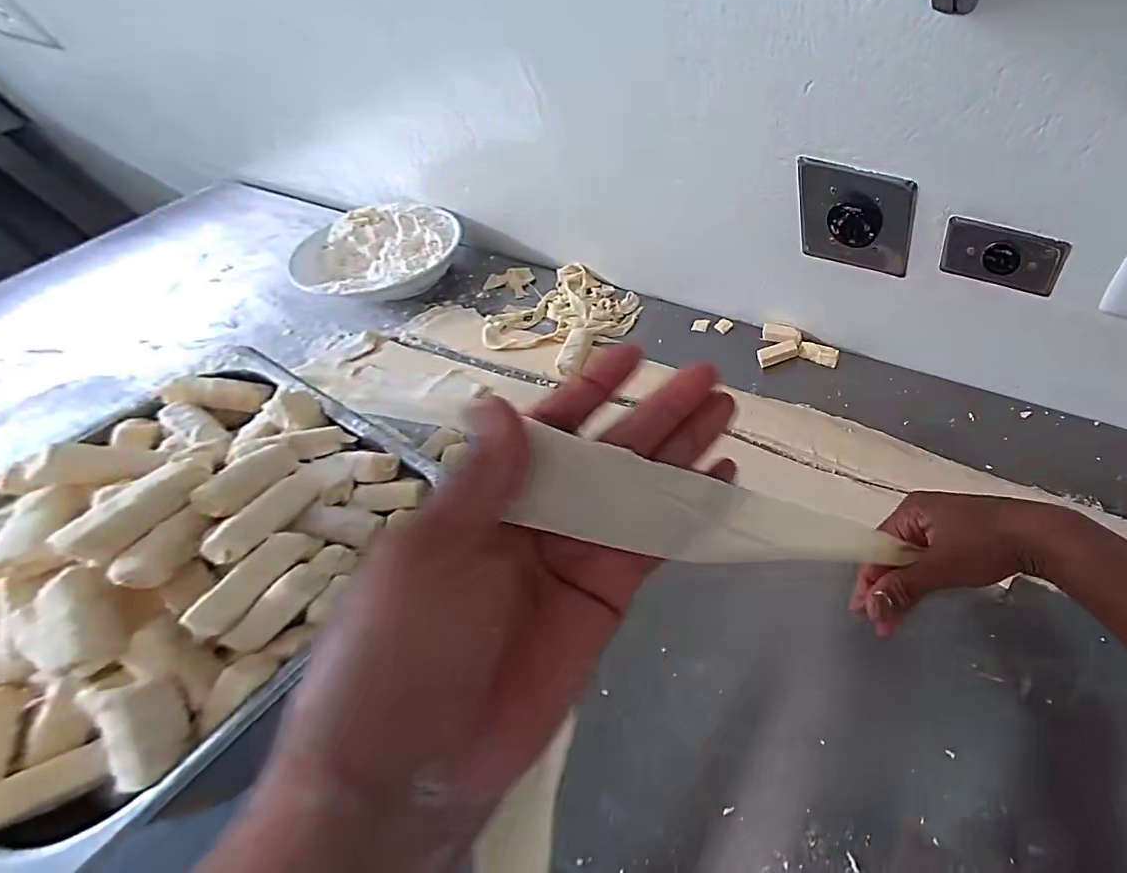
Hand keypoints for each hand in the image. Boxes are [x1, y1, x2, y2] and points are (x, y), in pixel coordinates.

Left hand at [205, 345, 736, 870]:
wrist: (413, 771)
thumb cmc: (400, 654)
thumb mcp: (426, 558)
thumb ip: (482, 482)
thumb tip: (503, 406)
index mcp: (490, 499)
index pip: (551, 430)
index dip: (592, 391)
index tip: (631, 356)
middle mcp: (543, 516)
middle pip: (615, 452)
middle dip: (661, 411)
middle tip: (707, 376)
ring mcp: (582, 552)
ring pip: (646, 487)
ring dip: (687, 449)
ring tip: (726, 412)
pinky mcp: (613, 590)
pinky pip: (659, 539)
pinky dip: (691, 508)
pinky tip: (722, 478)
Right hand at [848, 492, 1077, 636]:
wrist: (1034, 535)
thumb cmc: (984, 544)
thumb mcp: (940, 567)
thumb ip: (904, 587)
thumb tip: (871, 606)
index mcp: (913, 510)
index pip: (877, 546)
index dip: (868, 581)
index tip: (863, 614)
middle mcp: (923, 513)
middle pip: (893, 553)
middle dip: (885, 589)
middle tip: (881, 625)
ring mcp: (942, 524)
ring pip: (912, 559)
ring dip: (903, 588)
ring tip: (896, 620)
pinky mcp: (959, 536)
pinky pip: (930, 560)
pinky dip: (922, 581)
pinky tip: (920, 600)